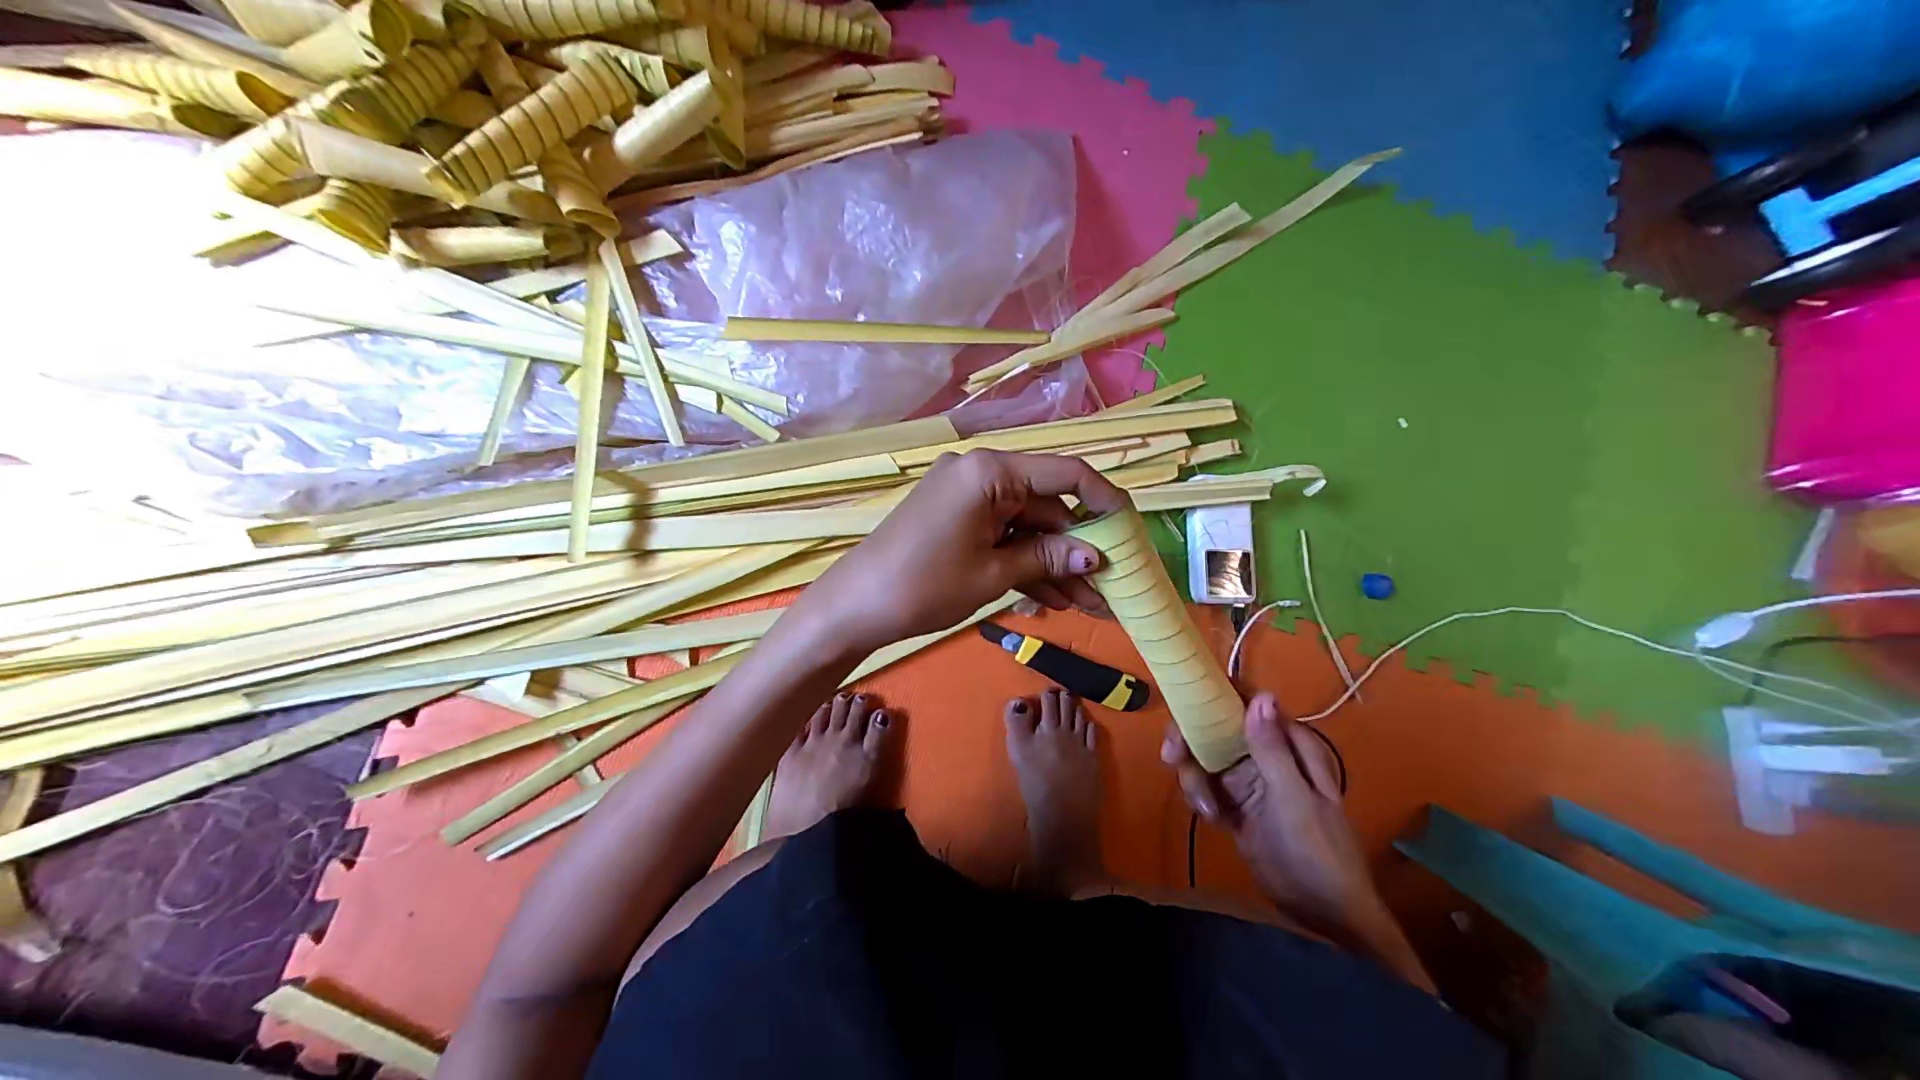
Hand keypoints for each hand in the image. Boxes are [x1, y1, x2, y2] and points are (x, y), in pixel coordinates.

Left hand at [797, 449, 1128, 653]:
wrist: (854, 607)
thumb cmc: (924, 586)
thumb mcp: (993, 573)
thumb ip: (1047, 557)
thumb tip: (1095, 554)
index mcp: (989, 472)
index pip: (1065, 473)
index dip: (1103, 500)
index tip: (1130, 529)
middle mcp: (979, 473)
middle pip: (1046, 505)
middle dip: (1077, 549)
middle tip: (1108, 589)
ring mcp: (965, 496)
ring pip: (1026, 526)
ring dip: (1054, 563)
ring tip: (1089, 606)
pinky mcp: (955, 518)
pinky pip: (1001, 534)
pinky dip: (1024, 561)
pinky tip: (1053, 598)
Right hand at [1161, 694, 1379, 928]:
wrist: (1325, 912)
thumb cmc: (1318, 849)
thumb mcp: (1293, 796)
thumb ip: (1272, 748)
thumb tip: (1260, 695)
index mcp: (1287, 742)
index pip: (1244, 702)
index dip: (1210, 698)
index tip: (1183, 712)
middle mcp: (1264, 753)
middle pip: (1213, 727)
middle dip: (1189, 741)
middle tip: (1173, 759)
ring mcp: (1248, 780)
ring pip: (1204, 757)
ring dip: (1194, 778)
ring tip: (1208, 810)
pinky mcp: (1235, 804)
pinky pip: (1206, 787)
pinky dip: (1200, 798)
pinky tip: (1213, 820)